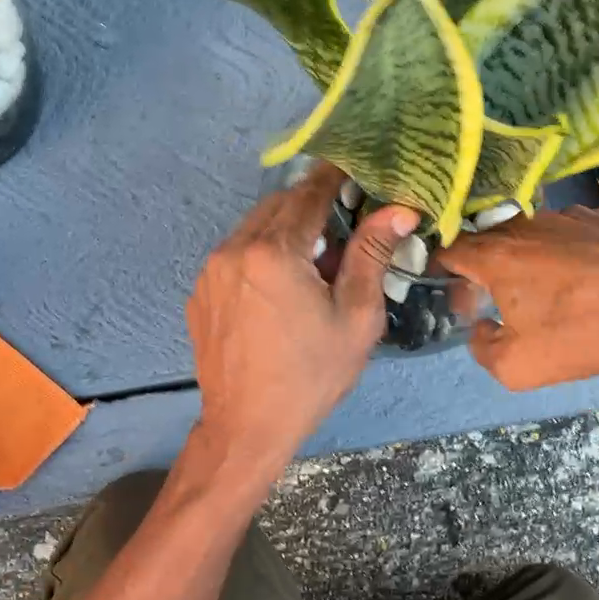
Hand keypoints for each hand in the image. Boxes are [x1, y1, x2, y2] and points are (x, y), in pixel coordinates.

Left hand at [186, 162, 417, 477]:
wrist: (247, 427)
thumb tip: (398, 209)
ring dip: (284, 234)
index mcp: (273, 252)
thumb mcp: (355, 318)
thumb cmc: (311, 376)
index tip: (356, 172)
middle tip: (342, 237)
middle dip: (311, 210)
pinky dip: (260, 259)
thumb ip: (372, 255)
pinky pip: (234, 258)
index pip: (309, 194)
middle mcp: (233, 249)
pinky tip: (278, 296)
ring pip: (253, 230)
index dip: (335, 178)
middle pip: (278, 207)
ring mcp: (209, 272)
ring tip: (311, 272)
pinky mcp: (199, 294)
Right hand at [439, 206, 598, 389]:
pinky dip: (574, 252)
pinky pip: (577, 233)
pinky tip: (595, 280)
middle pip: (492, 241)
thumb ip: (481, 347)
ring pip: (536, 234)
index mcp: (498, 256)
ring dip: (533, 260)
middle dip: (488, 270)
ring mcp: (573, 215)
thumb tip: (482, 327)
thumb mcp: (515, 367)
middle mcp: (529, 225)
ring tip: (557, 294)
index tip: (462, 300)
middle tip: (505, 304)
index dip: (446, 276)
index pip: (450, 250)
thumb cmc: (584, 336)